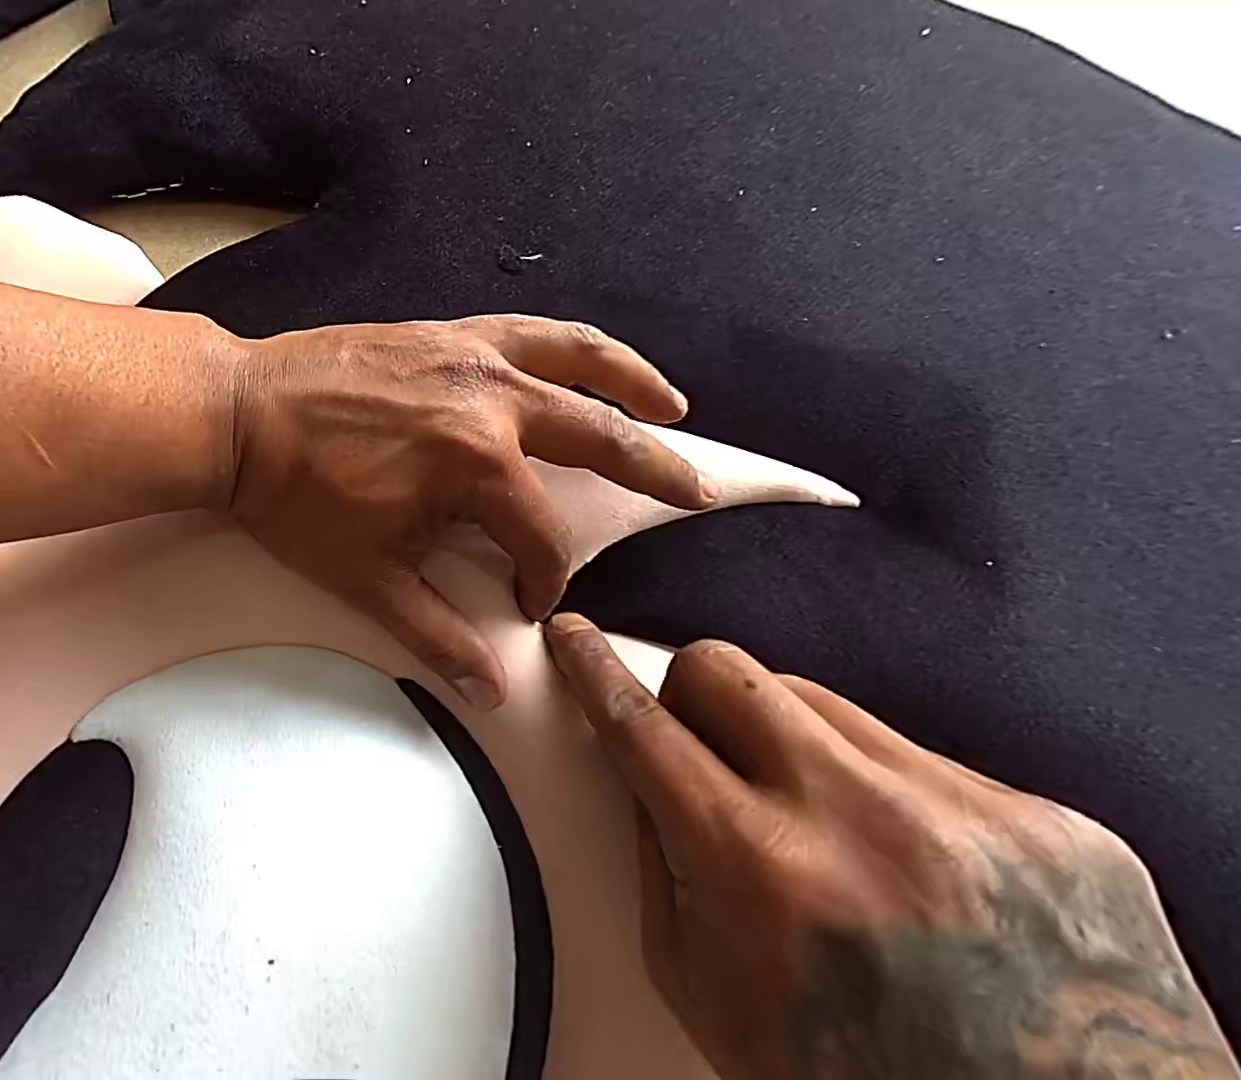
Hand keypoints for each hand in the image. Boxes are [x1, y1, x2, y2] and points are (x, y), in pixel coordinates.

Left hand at [224, 314, 712, 708]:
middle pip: (595, 439)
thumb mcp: (364, 577)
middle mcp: (489, 401)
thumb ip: (434, 632)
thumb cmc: (291, 498)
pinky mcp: (440, 332)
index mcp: (475, 467)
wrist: (237, 417)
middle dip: (652, 473)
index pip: (540, 538)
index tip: (527, 599)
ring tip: (673, 408)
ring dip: (633, 386)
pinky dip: (567, 346)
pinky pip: (524, 331)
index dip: (540, 580)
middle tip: (696, 494)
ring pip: (577, 360)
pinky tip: (580, 361)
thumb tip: (489, 691)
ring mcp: (467, 355)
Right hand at [543, 613, 1238, 1079]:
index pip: (640, 724)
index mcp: (757, 867)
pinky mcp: (1050, 822)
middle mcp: (860, 820)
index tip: (572, 634)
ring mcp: (965, 813)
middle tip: (698, 746)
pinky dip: (866, 782)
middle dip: (685, 692)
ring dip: (774, 735)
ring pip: (807, 694)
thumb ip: (655, 858)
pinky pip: (905, 749)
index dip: (591, 669)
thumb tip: (639, 772)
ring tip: (802, 813)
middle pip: (721, 668)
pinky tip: (894, 857)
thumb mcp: (695, 980)